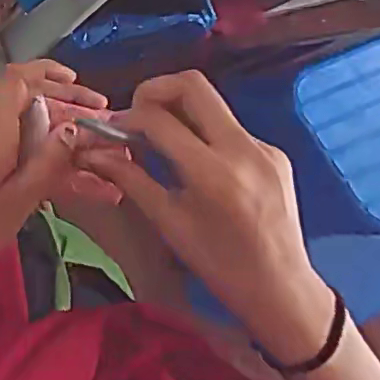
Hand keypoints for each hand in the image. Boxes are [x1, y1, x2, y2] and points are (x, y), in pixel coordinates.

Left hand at [0, 59, 107, 284]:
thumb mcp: (22, 195)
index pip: (19, 78)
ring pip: (36, 124)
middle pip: (33, 98)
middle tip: (103, 118)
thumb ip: (50, 159)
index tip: (77, 81)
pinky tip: (87, 181)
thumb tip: (77, 127)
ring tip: (103, 151)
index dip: (48, 71)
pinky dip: (55, 156)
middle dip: (70, 104)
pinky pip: (28, 145)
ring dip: (68, 134)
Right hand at [79, 70, 334, 363]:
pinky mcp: (274, 151)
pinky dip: (203, 131)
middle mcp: (243, 150)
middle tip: (137, 112)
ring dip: (178, 108)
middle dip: (155, 89)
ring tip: (161, 137)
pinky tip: (196, 159)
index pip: (160, 120)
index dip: (129, 117)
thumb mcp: (169, 224)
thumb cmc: (221, 267)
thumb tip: (94, 153)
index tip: (114, 127)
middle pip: (192, 85)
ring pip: (211, 102)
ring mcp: (263, 147)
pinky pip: (229, 125)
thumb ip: (131, 179)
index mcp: (214, 174)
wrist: (285, 294)